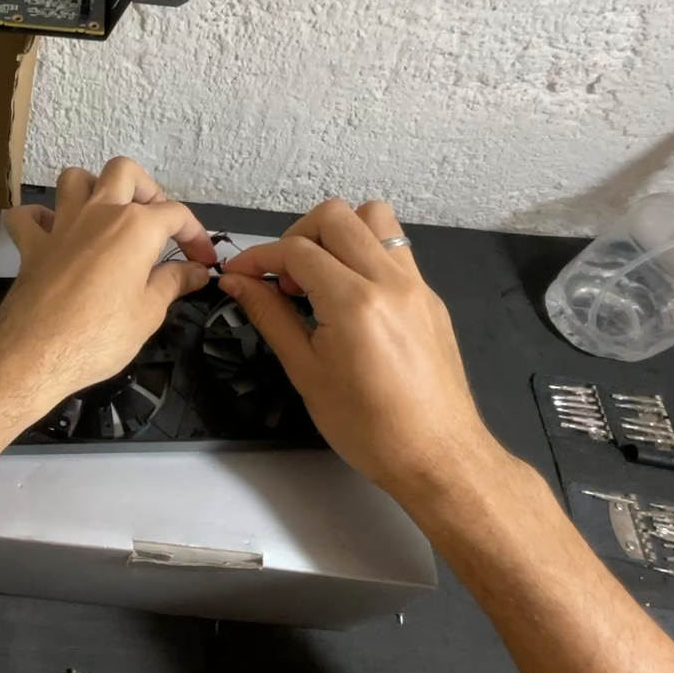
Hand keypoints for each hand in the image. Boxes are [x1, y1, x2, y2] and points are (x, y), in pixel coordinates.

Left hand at [0, 158, 218, 407]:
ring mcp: (61, 225)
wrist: (36, 352)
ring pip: (74, 178)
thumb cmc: (100, 335)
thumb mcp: (149, 313)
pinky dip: (38, 217)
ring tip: (106, 215)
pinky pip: (27, 216)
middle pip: (124, 172)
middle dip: (145, 188)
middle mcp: (98, 212)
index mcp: (135, 227)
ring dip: (91, 187)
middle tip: (155, 221)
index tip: (202, 260)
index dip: (195, 235)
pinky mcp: (31, 245)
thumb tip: (195, 271)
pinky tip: (50, 231)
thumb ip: (173, 283)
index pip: (176, 214)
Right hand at [218, 199, 501, 499]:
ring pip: (374, 218)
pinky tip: (346, 297)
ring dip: (336, 234)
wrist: (437, 456)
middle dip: (296, 236)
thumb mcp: (304, 370)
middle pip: (335, 216)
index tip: (238, 274)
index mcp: (355, 302)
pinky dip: (361, 254)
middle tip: (283, 278)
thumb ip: (269, 314)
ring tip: (318, 276)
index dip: (258, 257)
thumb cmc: (365, 426)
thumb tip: (236, 282)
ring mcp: (416, 285)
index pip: (297, 250)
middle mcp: (391, 281)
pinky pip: (392, 250)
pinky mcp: (429, 296)